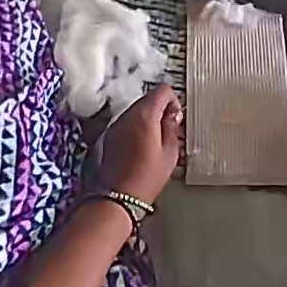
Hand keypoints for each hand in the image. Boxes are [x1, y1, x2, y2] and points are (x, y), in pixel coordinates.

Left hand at [100, 84, 181, 201]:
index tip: (176, 116)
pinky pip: (127, 122)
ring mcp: (117, 125)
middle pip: (148, 98)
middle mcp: (128, 116)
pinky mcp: (110, 135)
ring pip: (137, 110)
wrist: (119, 196)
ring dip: (149, 119)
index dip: (174, 101)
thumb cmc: (145, 178)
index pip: (162, 90)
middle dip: (161, 110)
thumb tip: (173, 117)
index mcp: (145, 116)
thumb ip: (173, 128)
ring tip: (157, 141)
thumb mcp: (170, 153)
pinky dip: (137, 128)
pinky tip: (143, 147)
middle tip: (169, 130)